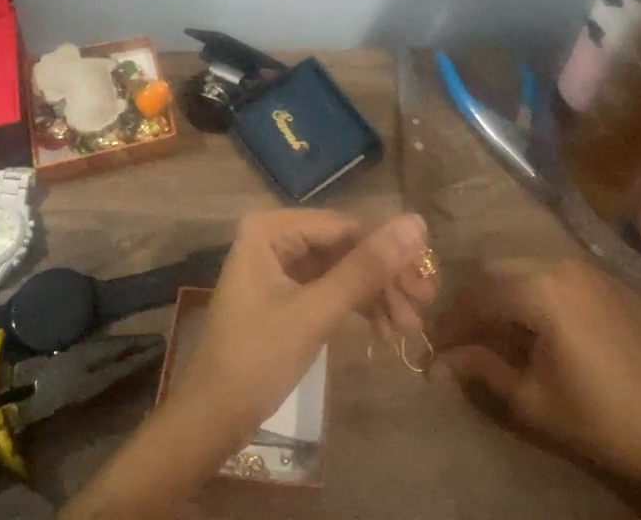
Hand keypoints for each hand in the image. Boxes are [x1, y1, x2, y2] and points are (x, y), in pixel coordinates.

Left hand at [170, 209, 433, 445]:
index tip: (428, 281)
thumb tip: (417, 222)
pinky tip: (386, 331)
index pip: (347, 226)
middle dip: (386, 277)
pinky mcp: (287, 292)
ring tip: (410, 328)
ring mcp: (281, 264)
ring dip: (377, 295)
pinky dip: (359, 307)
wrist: (212, 418)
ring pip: (344, 268)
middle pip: (347, 246)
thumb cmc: (256, 360)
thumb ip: (365, 269)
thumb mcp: (315, 313)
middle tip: (425, 305)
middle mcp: (275, 236)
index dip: (390, 250)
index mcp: (271, 228)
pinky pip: (332, 288)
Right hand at [434, 259, 640, 519]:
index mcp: (540, 289)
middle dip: (470, 302)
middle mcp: (558, 264)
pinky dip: (522, 293)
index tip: (432, 345)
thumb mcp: (532, 399)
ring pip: (518, 268)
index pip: (476, 293)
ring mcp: (582, 268)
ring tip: (484, 334)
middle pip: (494, 271)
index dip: (449, 319)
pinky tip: (520, 327)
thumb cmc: (602, 416)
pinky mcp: (598, 281)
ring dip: (496, 295)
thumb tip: (436, 364)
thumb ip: (481, 371)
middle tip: (454, 338)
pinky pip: (544, 274)